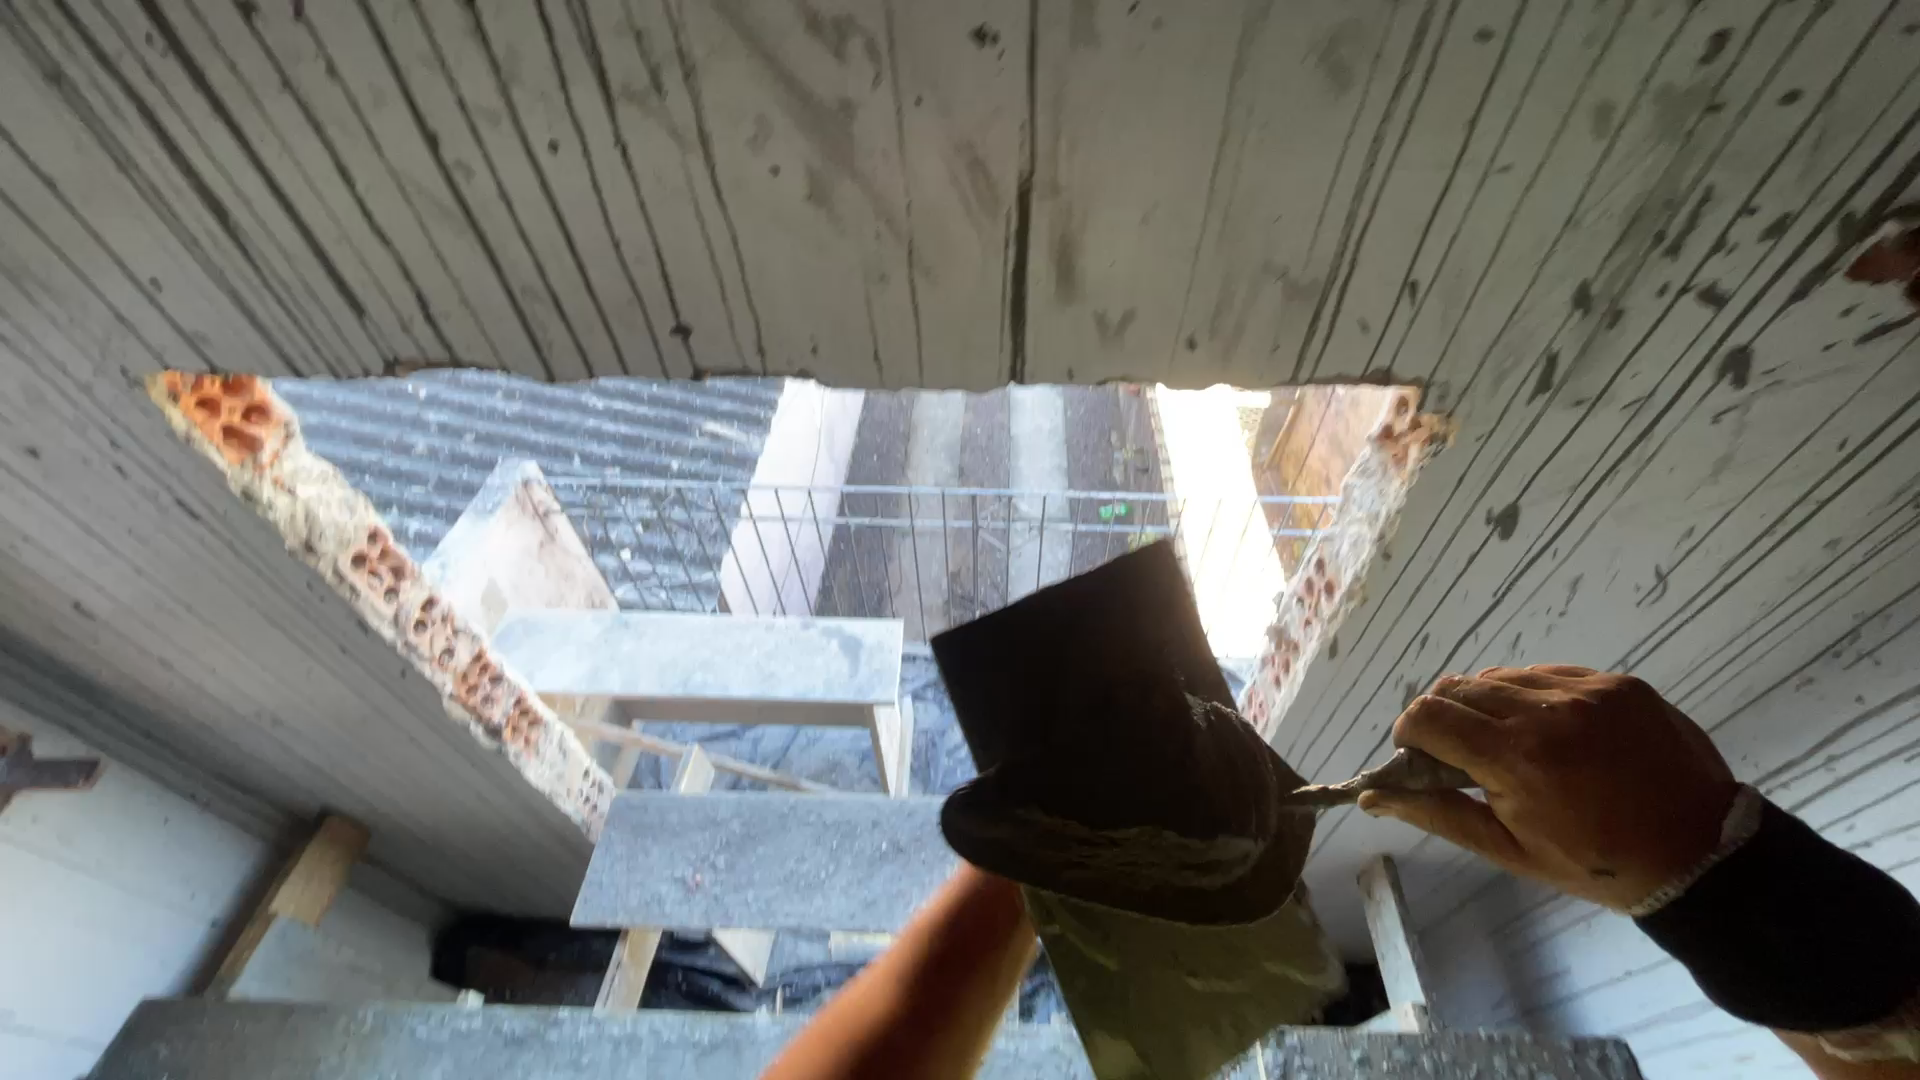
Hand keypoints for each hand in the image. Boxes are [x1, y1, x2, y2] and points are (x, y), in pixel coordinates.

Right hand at [1357, 665, 1739, 910]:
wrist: (1711, 858)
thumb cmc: (1595, 864)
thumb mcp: (1507, 850)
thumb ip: (1434, 812)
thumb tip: (1368, 796)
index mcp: (1517, 759)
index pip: (1425, 715)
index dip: (1410, 734)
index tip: (1423, 758)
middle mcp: (1546, 713)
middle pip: (1453, 688)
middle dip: (1442, 718)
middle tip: (1465, 754)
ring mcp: (1586, 692)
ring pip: (1494, 677)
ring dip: (1485, 705)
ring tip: (1512, 742)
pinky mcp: (1617, 682)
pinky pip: (1542, 674)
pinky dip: (1528, 697)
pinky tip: (1552, 731)